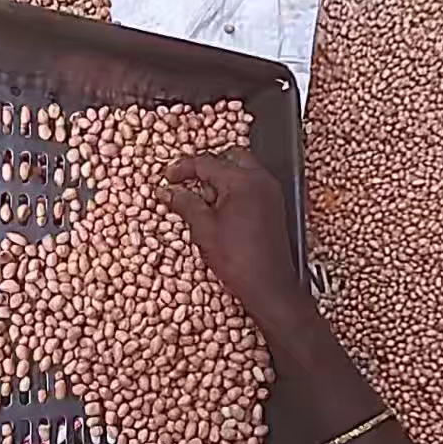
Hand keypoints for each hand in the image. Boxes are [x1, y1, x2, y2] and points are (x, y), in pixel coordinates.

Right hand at [161, 148, 312, 332]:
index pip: (207, 162)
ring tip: (201, 202)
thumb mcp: (203, 229)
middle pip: (228, 158)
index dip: (183, 168)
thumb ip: (185, 204)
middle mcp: (261, 181)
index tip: (168, 177)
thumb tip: (168, 192)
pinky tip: (219, 211)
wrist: (268, 285)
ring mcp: (271, 193)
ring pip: (242, 170)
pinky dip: (233, 190)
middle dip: (205, 168)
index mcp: (243, 181)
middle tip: (186, 183)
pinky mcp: (274, 207)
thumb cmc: (238, 259)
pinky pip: (251, 186)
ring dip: (220, 179)